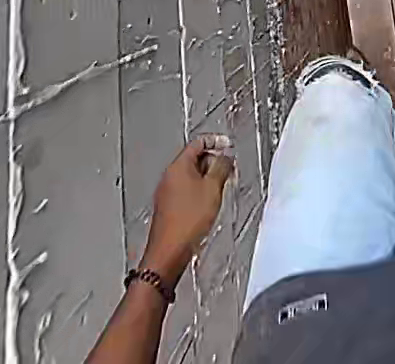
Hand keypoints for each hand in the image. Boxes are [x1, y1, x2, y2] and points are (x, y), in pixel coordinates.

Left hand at [140, 135, 234, 279]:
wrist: (169, 253)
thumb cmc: (188, 220)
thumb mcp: (213, 188)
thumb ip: (222, 166)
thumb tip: (226, 156)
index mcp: (178, 167)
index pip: (198, 143)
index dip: (216, 141)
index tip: (228, 146)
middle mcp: (169, 177)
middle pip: (194, 158)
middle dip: (213, 161)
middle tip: (228, 170)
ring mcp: (167, 193)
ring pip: (191, 175)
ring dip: (207, 178)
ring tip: (220, 188)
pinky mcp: (168, 208)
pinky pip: (186, 190)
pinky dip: (199, 191)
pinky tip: (208, 204)